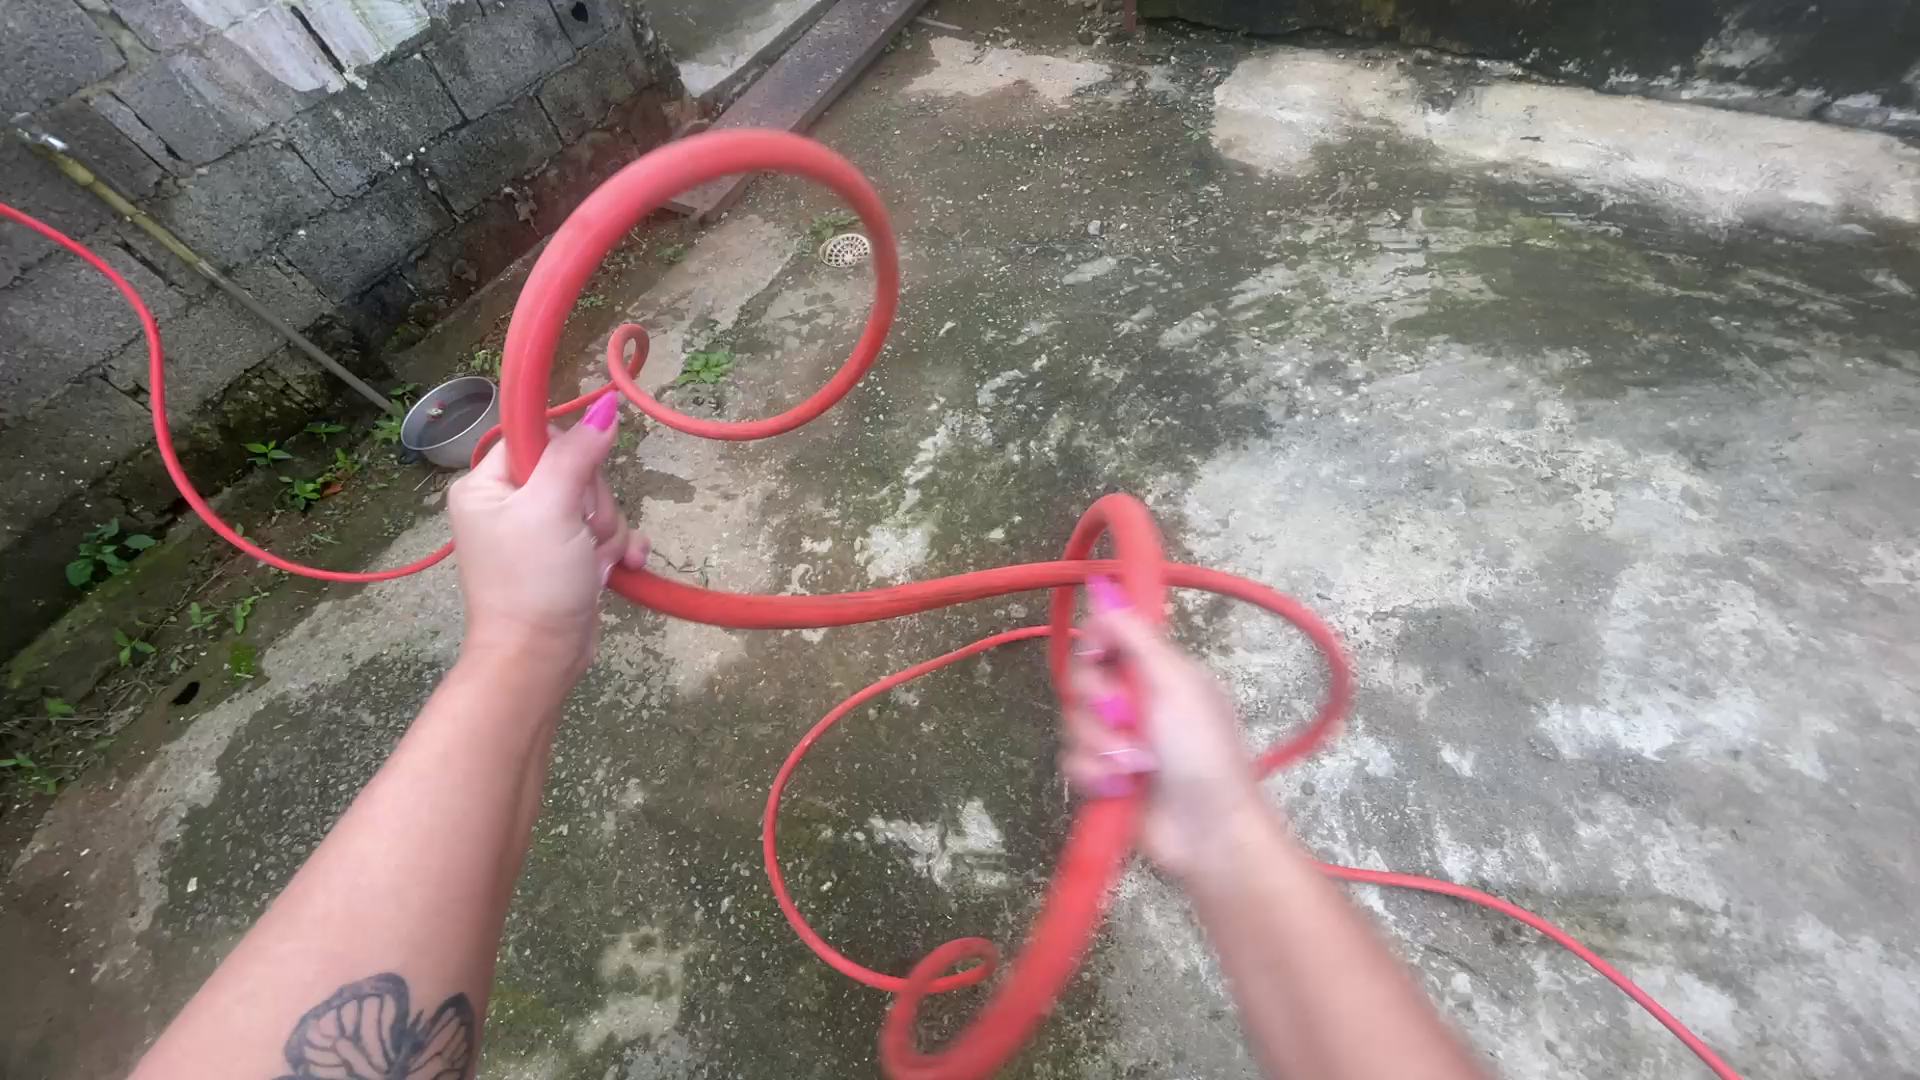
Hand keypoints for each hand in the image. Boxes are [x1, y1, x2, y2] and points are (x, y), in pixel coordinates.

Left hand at [446, 393, 647, 682]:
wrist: (540, 656)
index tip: (575, 486)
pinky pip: (609, 533)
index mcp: (488, 484)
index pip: (538, 438)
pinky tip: (624, 567)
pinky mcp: (571, 555)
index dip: (569, 456)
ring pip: (599, 504)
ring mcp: (545, 531)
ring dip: (610, 533)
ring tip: (596, 563)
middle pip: (578, 472)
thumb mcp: (552, 509)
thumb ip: (578, 455)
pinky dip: (620, 549)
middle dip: (595, 506)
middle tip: (582, 536)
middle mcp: (513, 503)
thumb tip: (604, 405)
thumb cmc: (534, 581)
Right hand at [1059, 576, 1265, 879]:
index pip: (1110, 637)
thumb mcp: (1176, 684)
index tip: (1098, 655)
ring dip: (1098, 745)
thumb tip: (1106, 599)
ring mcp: (1120, 739)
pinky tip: (1117, 787)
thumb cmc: (1201, 752)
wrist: (1208, 833)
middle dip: (1097, 703)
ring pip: (1074, 721)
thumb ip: (1137, 639)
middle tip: (1124, 719)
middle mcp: (1137, 700)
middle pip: (1084, 679)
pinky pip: (1073, 759)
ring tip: (1131, 767)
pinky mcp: (1105, 775)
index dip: (1097, 643)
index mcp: (1160, 671)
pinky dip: (1092, 774)